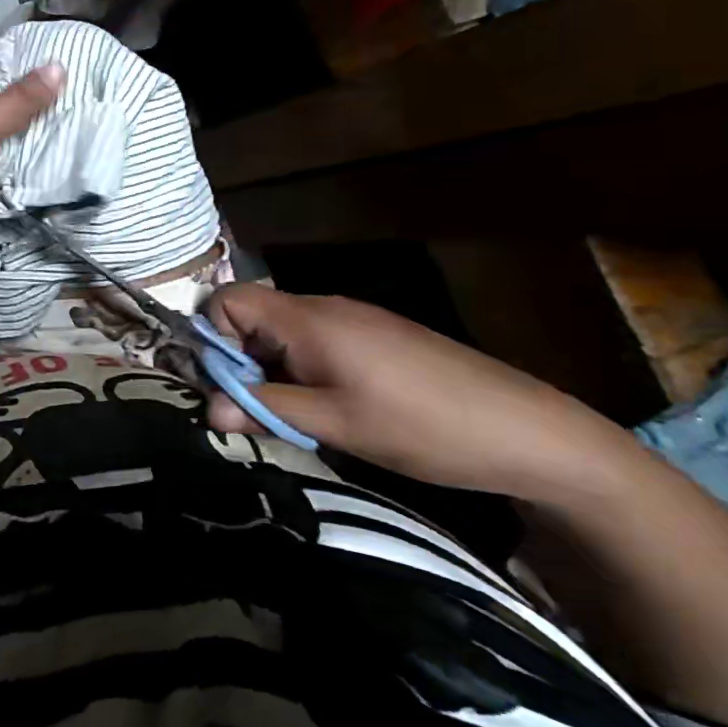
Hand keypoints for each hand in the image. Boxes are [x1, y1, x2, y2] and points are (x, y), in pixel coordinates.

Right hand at [204, 284, 640, 501]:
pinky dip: (304, 371)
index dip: (214, 339)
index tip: (228, 388)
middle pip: (254, 317)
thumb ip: (266, 409)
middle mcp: (324, 307)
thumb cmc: (420, 424)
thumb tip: (206, 407)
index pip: (229, 299)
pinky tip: (332, 409)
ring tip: (298, 419)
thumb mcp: (335, 424)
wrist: (521, 427)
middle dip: (242, 362)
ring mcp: (353, 319)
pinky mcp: (375, 336)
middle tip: (260, 414)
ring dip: (274, 372)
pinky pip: (316, 342)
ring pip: (284, 333)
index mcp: (308, 318)